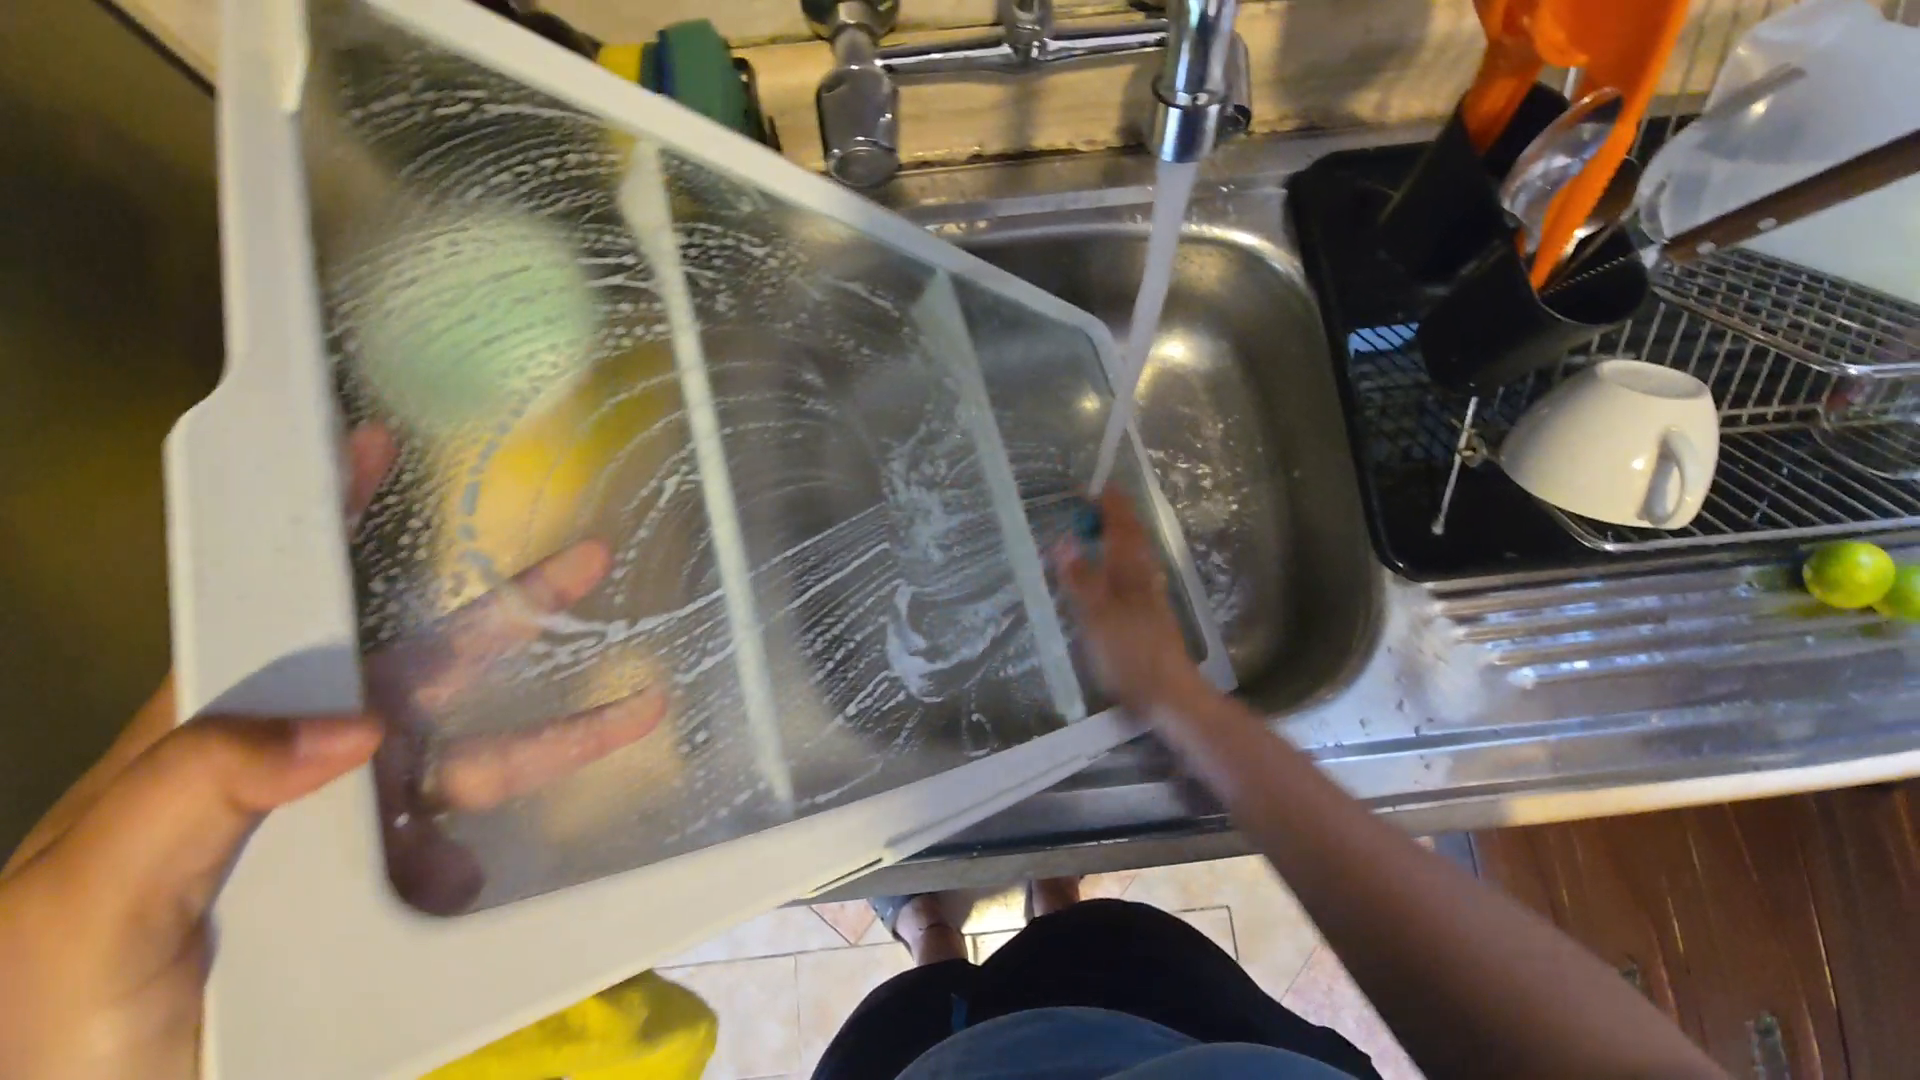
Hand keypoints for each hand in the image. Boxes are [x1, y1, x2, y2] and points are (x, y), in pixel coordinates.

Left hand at [0, 423, 661, 1078]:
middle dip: (512, 610)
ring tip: (638, 709)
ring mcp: (352, 828)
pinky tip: (483, 876)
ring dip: (557, 733)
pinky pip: (460, 844)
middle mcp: (304, 765)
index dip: (336, 519)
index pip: (298, 601)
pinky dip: (487, 849)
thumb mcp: (93, 899)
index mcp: (231, 734)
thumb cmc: (52, 1017)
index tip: (380, 445)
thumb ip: (196, 790)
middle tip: (590, 560)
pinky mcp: (381, 891)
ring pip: (474, 758)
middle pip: (427, 665)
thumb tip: (362, 722)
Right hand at [1055, 490, 1209, 716]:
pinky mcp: (1150, 613)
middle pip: (1132, 535)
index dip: (1108, 503)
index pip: (1121, 524)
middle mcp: (1144, 575)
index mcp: (1130, 569)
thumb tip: (1064, 539)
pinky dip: (1120, 560)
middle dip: (1115, 515)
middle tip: (1092, 504)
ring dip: (1119, 537)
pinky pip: (1134, 571)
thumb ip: (1079, 577)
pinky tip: (1112, 573)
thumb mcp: (1095, 616)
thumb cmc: (1130, 653)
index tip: (1090, 487)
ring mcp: (1150, 594)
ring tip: (1098, 531)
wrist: (1170, 693)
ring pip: (1135, 553)